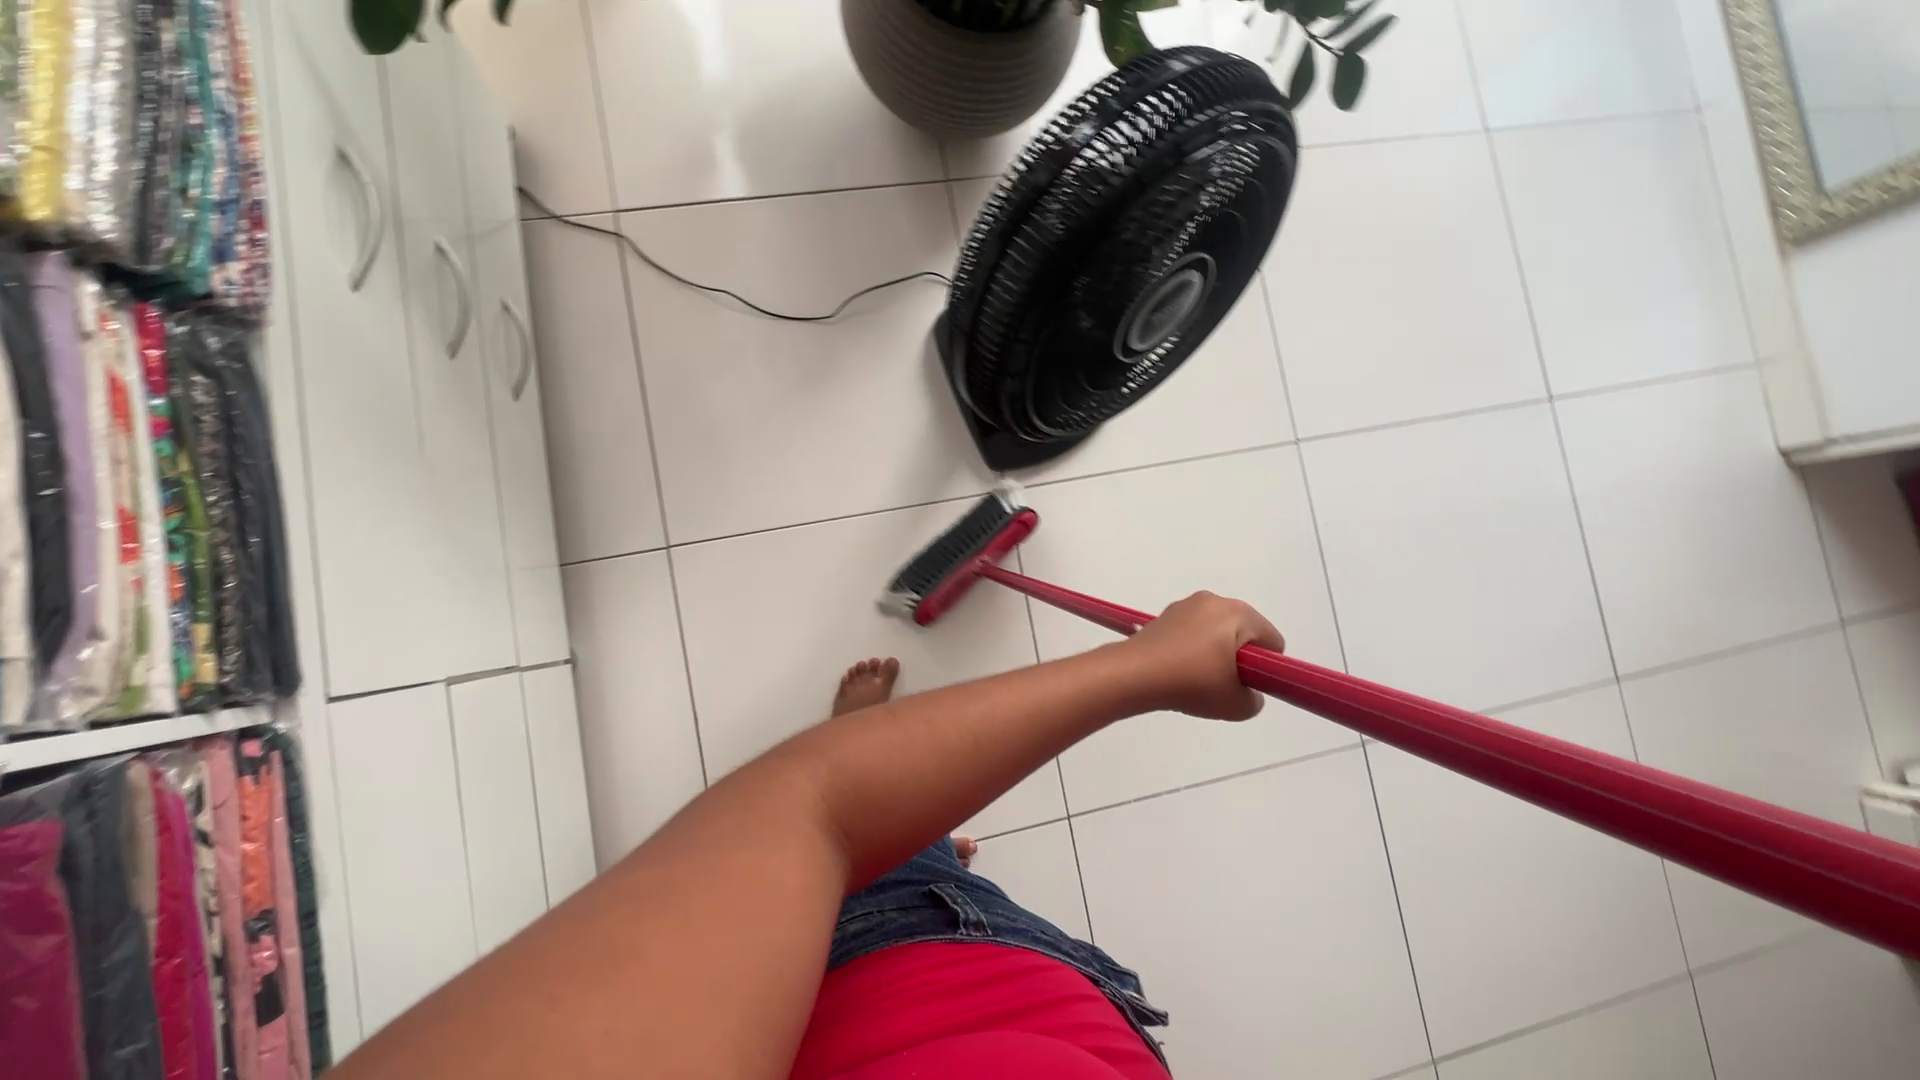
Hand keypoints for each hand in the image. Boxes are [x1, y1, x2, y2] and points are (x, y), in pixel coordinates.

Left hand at [1122, 591, 1284, 721]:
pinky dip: (1191, 650)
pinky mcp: (1164, 616)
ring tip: (1196, 680)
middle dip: (1239, 659)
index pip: (1272, 640)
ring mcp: (1185, 605)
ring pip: (1215, 633)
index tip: (1247, 684)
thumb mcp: (1238, 705)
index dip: (1267, 667)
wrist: (1134, 674)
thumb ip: (1255, 698)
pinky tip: (1178, 671)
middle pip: (1243, 633)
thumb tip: (1246, 690)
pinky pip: (1192, 634)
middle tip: (1222, 684)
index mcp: (1238, 613)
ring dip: (1213, 654)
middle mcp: (1213, 600)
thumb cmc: (1193, 683)